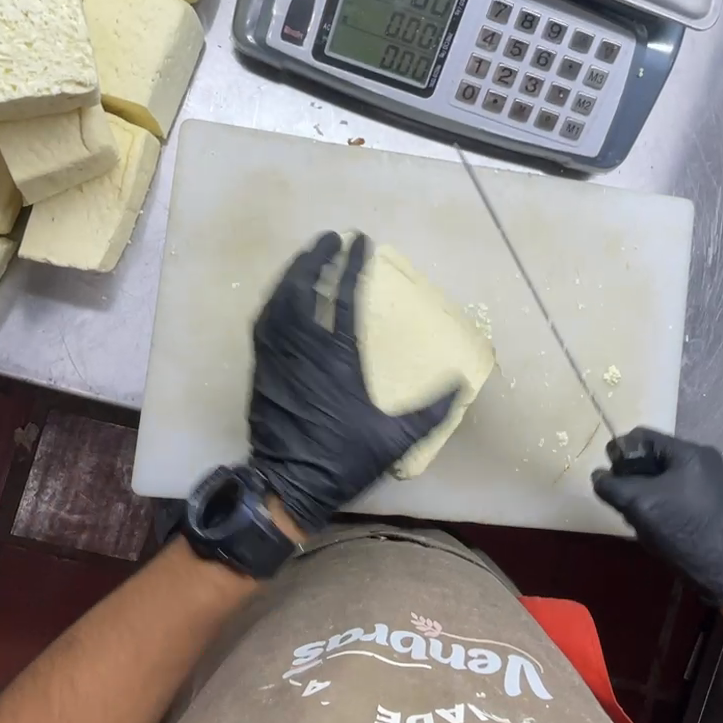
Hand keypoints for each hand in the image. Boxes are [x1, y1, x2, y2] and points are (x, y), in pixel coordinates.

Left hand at [246, 232, 458, 533]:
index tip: (360, 241)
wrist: (288, 484)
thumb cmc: (342, 459)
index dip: (352, 266)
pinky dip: (275, 299)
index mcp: (337, 359)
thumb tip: (461, 384)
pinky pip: (264, 321)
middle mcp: (303, 348)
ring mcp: (277, 357)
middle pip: (303, 288)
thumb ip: (431, 410)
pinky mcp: (262, 369)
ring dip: (293, 273)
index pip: (344, 298)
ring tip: (308, 257)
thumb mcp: (395, 438)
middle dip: (316, 258)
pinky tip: (283, 294)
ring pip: (279, 301)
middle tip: (329, 237)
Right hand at [592, 427, 722, 607]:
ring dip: (646, 493)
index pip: (641, 437)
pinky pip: (677, 492)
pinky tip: (659, 525)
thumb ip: (613, 486)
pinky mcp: (714, 501)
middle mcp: (703, 460)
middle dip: (632, 478)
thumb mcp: (640, 505)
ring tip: (641, 518)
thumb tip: (599, 476)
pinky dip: (662, 503)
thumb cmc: (684, 532)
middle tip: (625, 503)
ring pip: (663, 477)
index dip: (619, 454)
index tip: (611, 480)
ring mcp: (711, 481)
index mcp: (689, 452)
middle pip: (652, 457)